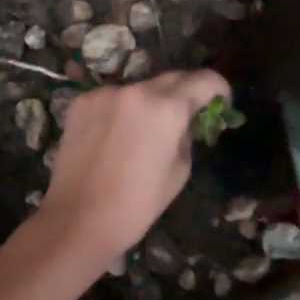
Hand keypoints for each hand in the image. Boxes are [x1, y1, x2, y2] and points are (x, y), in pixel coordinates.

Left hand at [36, 70, 231, 268]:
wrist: (77, 221)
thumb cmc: (136, 204)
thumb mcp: (179, 171)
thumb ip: (187, 135)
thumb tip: (184, 122)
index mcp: (167, 108)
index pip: (204, 80)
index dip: (218, 89)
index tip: (221, 102)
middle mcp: (137, 89)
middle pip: (172, 78)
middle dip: (185, 93)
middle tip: (187, 115)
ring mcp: (105, 93)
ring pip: (140, 88)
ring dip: (150, 102)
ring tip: (144, 132)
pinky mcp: (81, 102)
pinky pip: (113, 98)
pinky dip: (121, 110)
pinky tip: (114, 137)